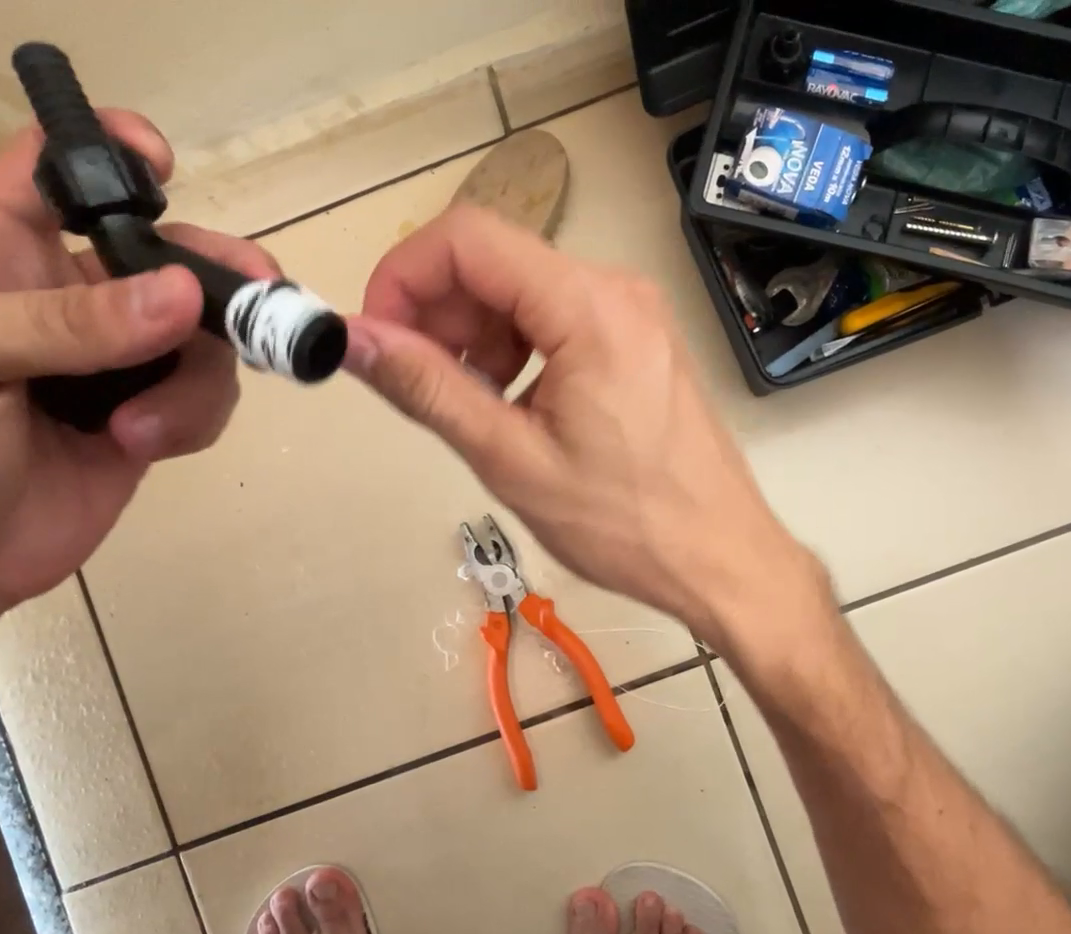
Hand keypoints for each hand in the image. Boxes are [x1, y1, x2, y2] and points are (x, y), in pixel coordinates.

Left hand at [0, 110, 279, 625]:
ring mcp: (116, 360)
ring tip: (139, 430)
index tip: (166, 167)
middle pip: (167, 252)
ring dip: (193, 380)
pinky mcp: (151, 415)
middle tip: (260, 301)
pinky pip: (208, 396)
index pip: (55, 170)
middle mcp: (66, 294)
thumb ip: (65, 322)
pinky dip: (193, 420)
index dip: (112, 153)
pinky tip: (142, 447)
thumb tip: (186, 296)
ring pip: (204, 335)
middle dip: (218, 273)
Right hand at [348, 205, 825, 643]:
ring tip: (475, 409)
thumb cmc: (623, 522)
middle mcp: (616, 290)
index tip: (377, 338)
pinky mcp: (640, 341)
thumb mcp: (512, 459)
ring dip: (477, 338)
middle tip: (421, 386)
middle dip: (440, 314)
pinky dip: (517, 352)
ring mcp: (634, 314)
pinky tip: (516, 408)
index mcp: (589, 307)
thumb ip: (428, 388)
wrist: (720, 557)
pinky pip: (558, 321)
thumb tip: (351, 338)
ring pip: (524, 293)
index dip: (405, 276)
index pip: (468, 238)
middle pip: (497, 262)